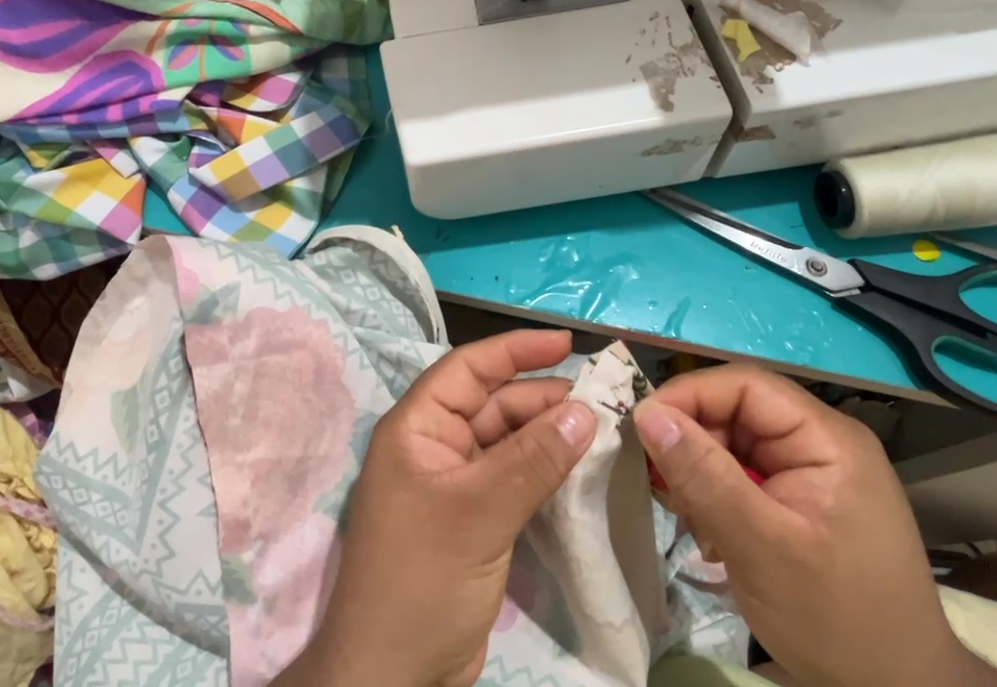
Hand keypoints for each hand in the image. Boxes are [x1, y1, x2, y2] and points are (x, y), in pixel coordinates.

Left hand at [279, 330, 595, 686]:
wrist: (393, 672)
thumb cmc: (421, 577)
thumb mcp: (477, 513)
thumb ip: (532, 461)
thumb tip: (584, 411)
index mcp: (415, 429)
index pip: (466, 370)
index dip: (513, 351)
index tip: (566, 343)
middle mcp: (433, 448)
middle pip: (491, 405)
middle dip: (541, 397)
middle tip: (603, 400)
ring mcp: (453, 486)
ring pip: (506, 443)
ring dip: (548, 435)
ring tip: (602, 430)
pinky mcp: (473, 520)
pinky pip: (513, 479)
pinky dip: (545, 471)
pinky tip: (582, 469)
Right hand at [634, 367, 996, 686]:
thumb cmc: (836, 617)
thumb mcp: (760, 546)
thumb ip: (703, 475)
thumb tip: (646, 412)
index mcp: (827, 439)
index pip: (744, 385)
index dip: (688, 395)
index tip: (640, 428)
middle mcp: (820, 443)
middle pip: (735, 413)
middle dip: (691, 443)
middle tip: (662, 488)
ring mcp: (811, 473)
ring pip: (732, 445)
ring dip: (700, 475)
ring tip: (689, 518)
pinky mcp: (799, 501)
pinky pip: (742, 476)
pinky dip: (715, 497)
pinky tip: (710, 533)